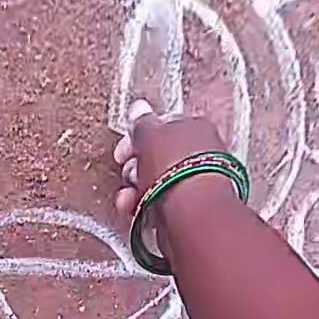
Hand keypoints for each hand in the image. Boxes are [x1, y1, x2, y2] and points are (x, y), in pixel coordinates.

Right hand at [112, 100, 234, 221]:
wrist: (189, 212)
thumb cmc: (173, 168)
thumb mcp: (151, 136)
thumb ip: (142, 123)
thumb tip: (137, 107)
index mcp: (194, 128)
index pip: (160, 128)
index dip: (136, 139)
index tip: (122, 151)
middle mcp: (196, 154)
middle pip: (154, 158)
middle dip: (134, 167)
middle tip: (129, 172)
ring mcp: (189, 183)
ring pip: (151, 183)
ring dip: (134, 190)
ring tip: (129, 197)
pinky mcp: (182, 209)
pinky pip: (154, 204)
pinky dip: (140, 207)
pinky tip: (132, 209)